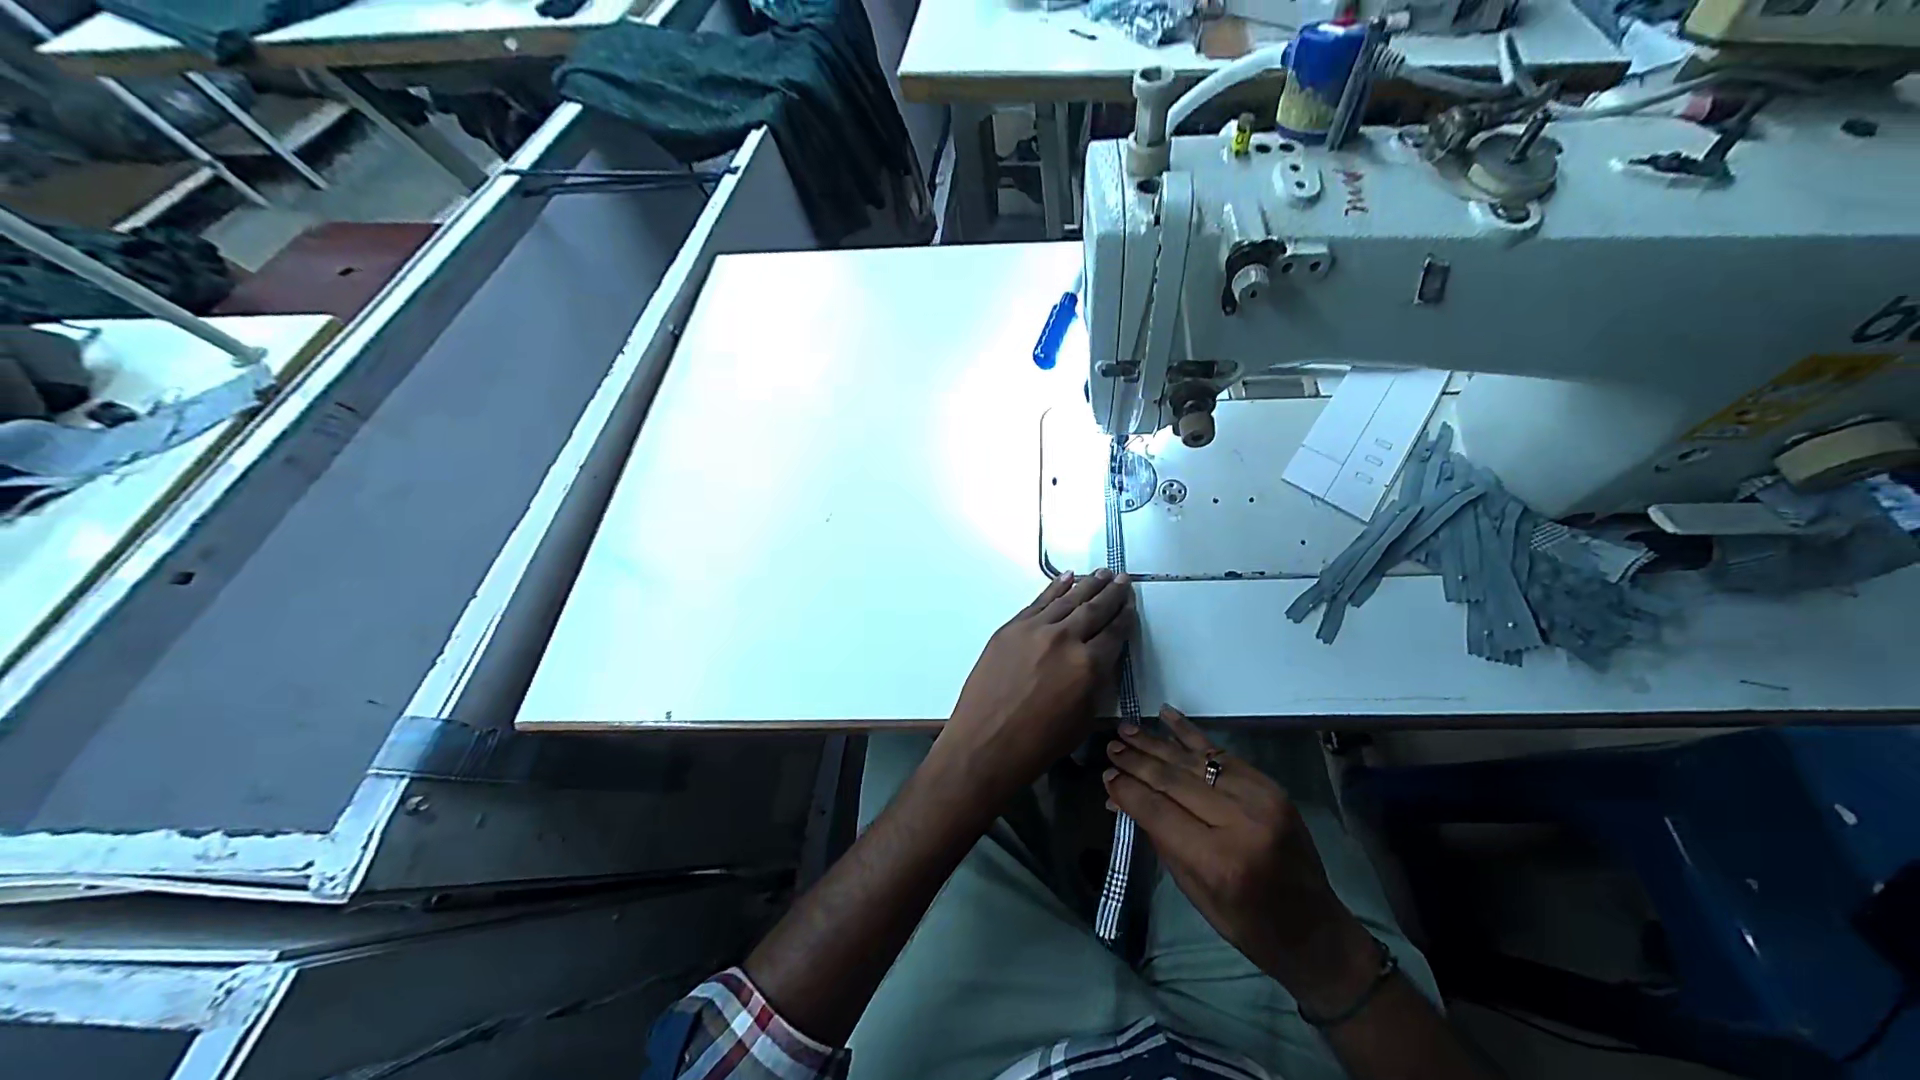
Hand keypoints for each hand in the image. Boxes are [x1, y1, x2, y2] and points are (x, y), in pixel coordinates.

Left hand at [932, 570, 1134, 812]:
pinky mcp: (1011, 628)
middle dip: (1111, 594)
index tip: (1131, 605)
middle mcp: (1064, 639)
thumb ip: (1096, 683)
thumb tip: (1100, 660)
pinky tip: (1068, 578)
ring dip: (1087, 585)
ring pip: (1067, 599)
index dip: (1125, 617)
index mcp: (1088, 665)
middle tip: (1123, 579)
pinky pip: (1038, 601)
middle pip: (1094, 609)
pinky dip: (1054, 588)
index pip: (1115, 633)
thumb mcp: (1083, 719)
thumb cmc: (1038, 743)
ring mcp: (1034, 630)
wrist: (986, 742)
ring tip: (1102, 573)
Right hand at [1104, 707, 1379, 1015]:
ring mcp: (1260, 799)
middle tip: (1111, 748)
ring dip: (1157, 744)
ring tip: (1127, 730)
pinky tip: (1167, 717)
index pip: (1158, 811)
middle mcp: (1240, 822)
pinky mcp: (1270, 786)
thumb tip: (1120, 798)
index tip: (1105, 776)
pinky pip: (1222, 753)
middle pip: (1174, 781)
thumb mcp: (1193, 889)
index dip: (1128, 791)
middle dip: (1137, 763)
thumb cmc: (1246, 921)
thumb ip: (1159, 837)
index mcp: (1218, 859)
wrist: (1312, 928)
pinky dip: (1191, 734)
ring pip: (1195, 761)